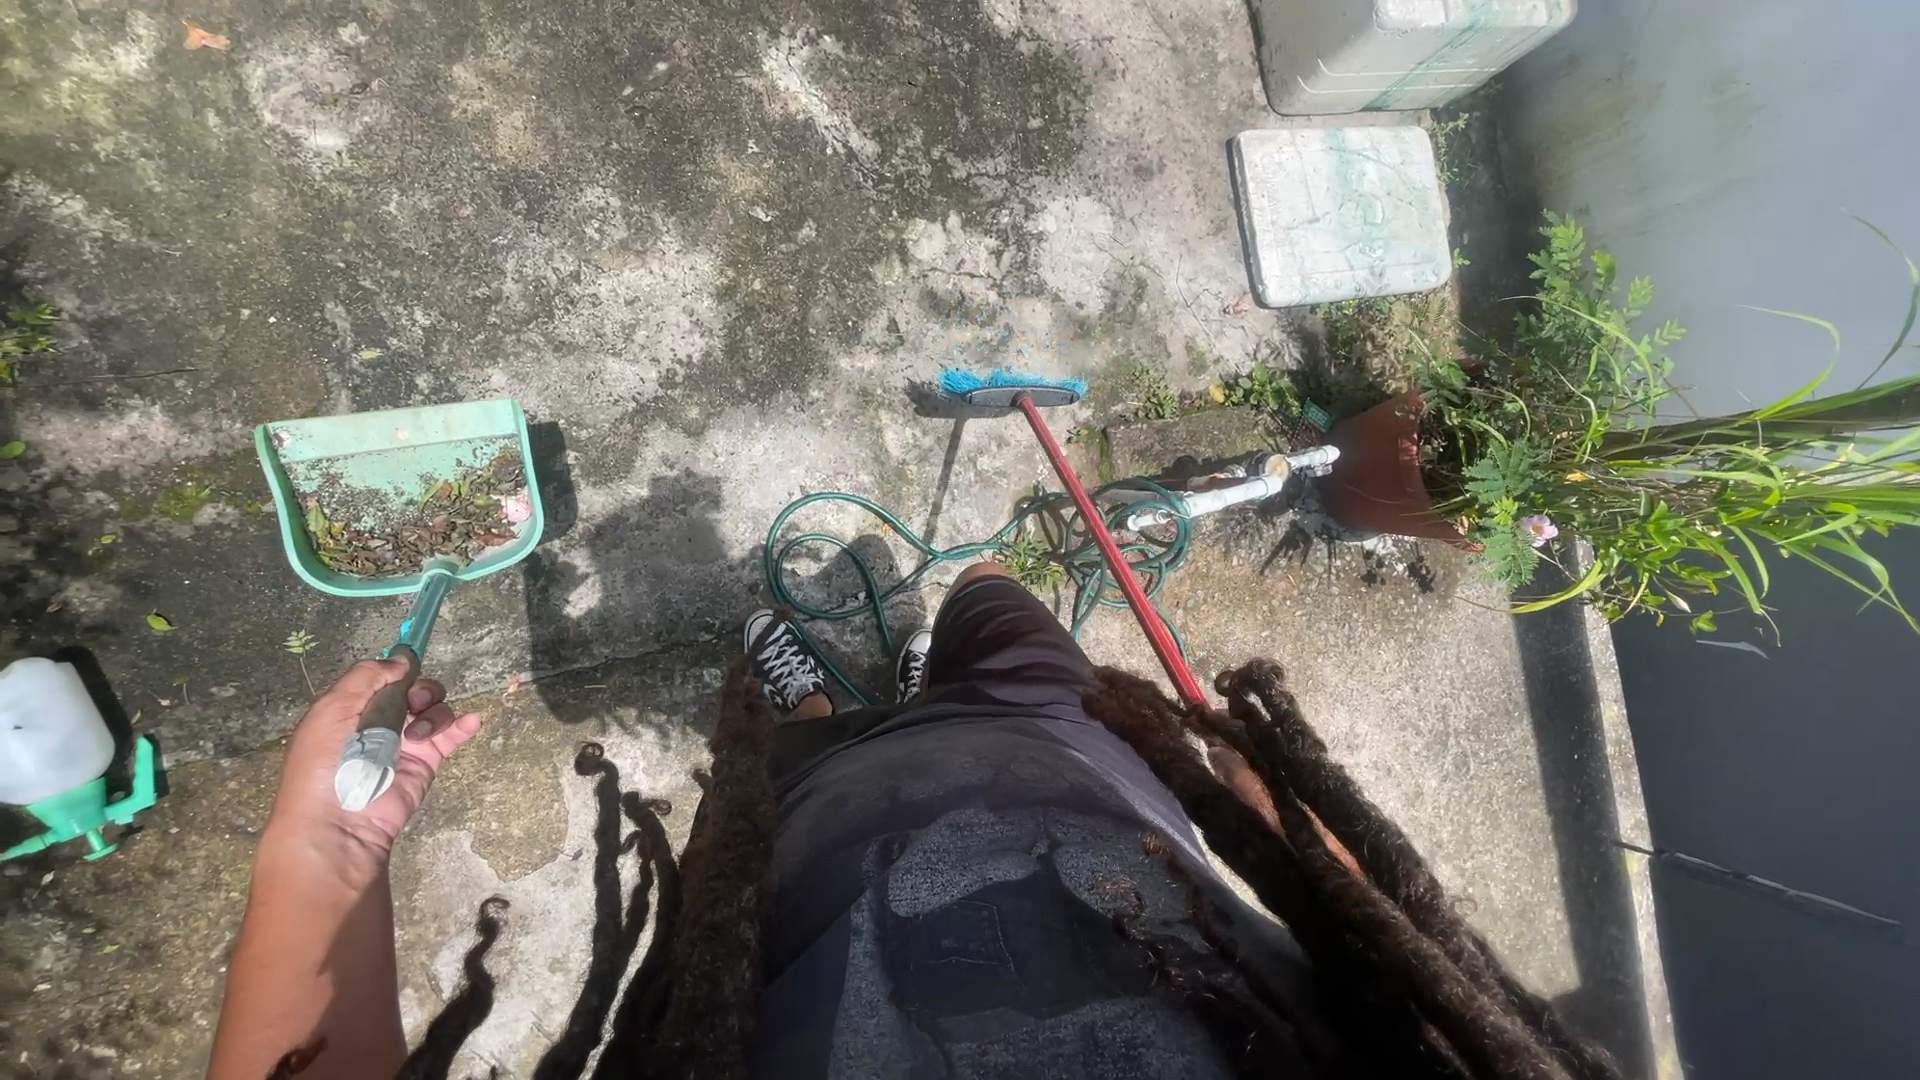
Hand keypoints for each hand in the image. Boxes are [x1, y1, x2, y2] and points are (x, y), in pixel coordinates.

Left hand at [263, 657, 482, 876]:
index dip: (396, 669)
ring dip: (434, 713)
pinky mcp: (428, 759)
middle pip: (415, 689)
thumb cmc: (326, 763)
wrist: (340, 819)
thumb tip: (402, 661)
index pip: (382, 678)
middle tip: (414, 702)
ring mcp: (407, 740)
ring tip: (420, 734)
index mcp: (351, 709)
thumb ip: (365, 677)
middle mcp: (381, 721)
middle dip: (421, 689)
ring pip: (435, 709)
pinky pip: (453, 734)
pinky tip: (470, 722)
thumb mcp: (331, 711)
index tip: (408, 664)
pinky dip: (464, 725)